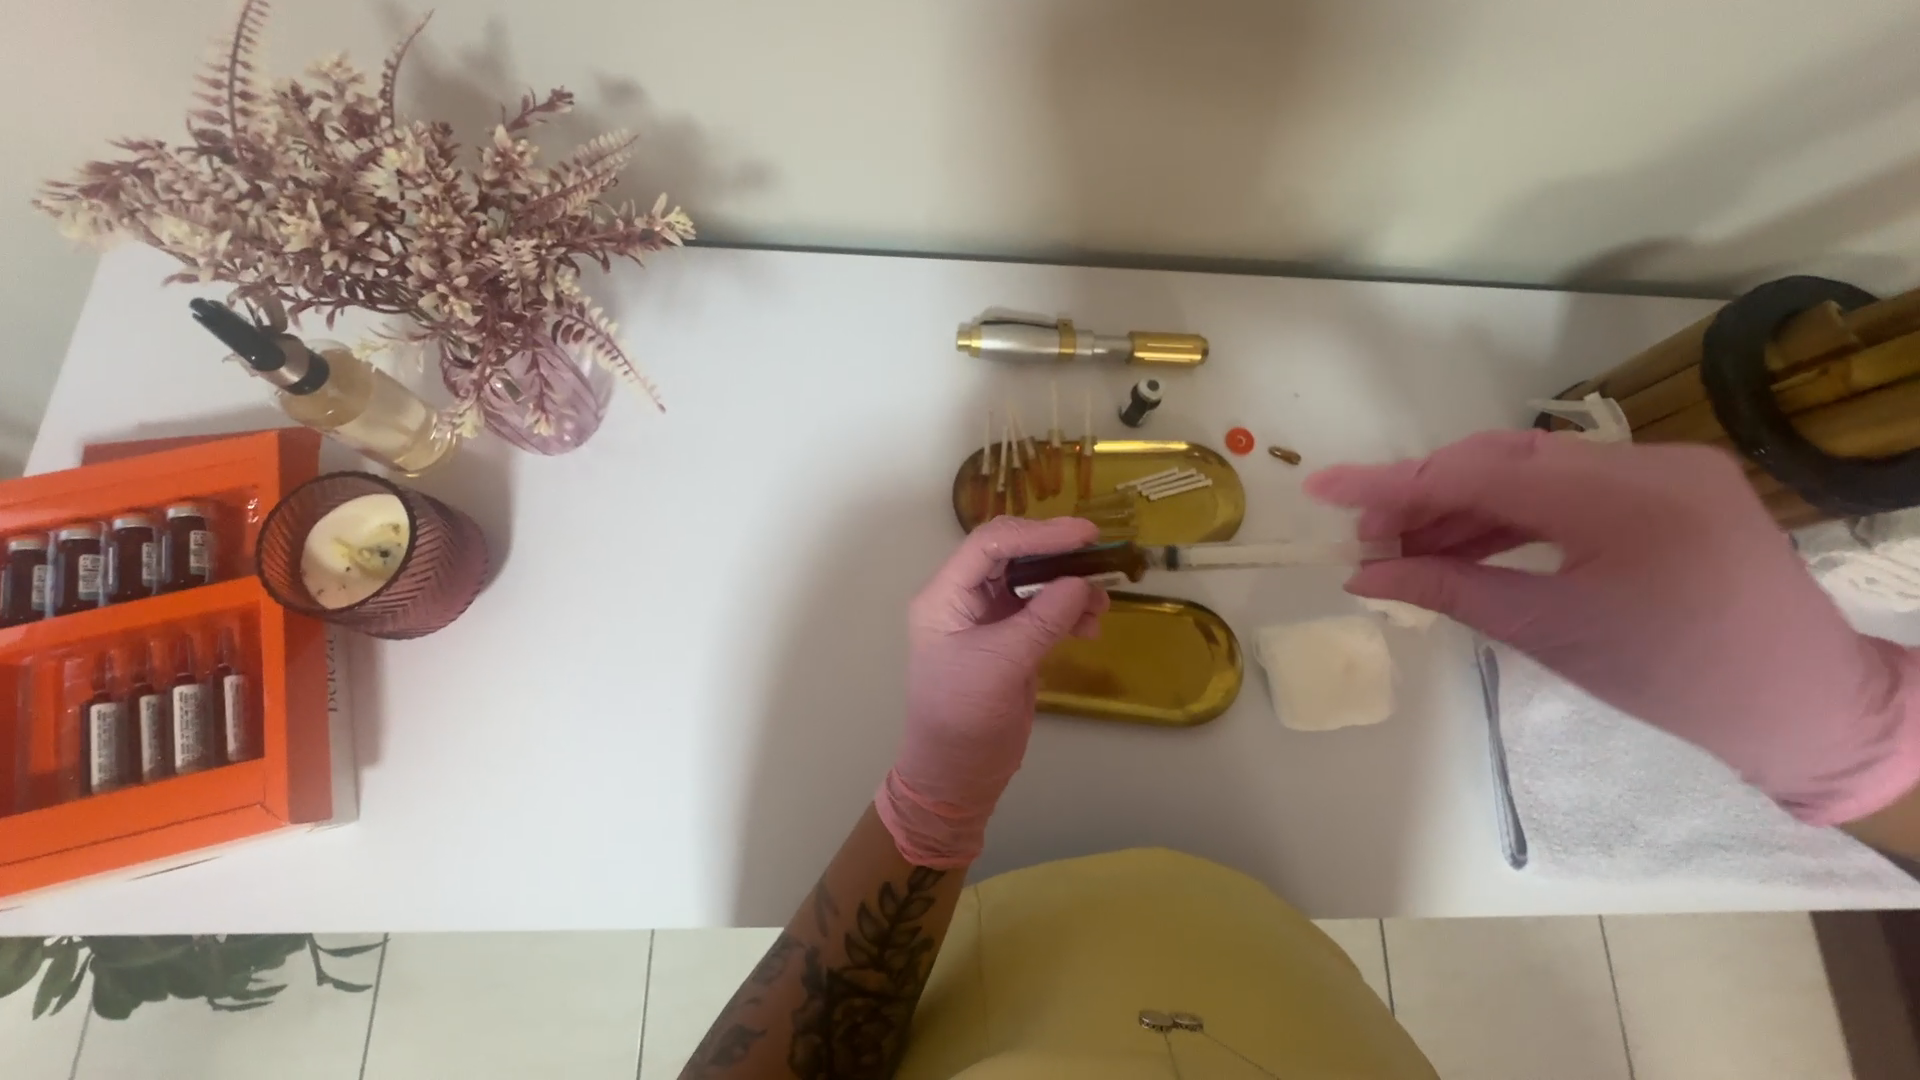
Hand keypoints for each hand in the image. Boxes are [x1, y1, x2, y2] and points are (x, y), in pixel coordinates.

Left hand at [876, 516, 1110, 866]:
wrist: (957, 774)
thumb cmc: (963, 719)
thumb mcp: (1001, 665)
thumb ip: (1041, 621)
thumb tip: (1080, 584)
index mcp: (945, 596)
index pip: (990, 545)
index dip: (1038, 532)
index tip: (1084, 534)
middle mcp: (964, 599)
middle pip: (1013, 556)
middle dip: (1056, 554)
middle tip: (1099, 554)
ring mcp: (988, 620)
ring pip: (1032, 584)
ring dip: (1069, 587)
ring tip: (1101, 606)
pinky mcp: (1010, 642)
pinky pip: (1043, 612)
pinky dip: (1069, 614)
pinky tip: (1090, 628)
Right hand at [1307, 429, 1919, 825]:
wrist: (1805, 704)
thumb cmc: (1675, 679)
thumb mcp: (1547, 632)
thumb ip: (1446, 589)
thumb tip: (1362, 576)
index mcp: (1625, 498)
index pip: (1478, 472)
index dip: (1390, 480)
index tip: (1322, 488)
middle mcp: (1646, 461)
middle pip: (1498, 460)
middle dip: (1421, 495)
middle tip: (1366, 539)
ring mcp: (1660, 467)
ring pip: (1525, 470)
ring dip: (1457, 507)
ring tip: (1403, 549)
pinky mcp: (1663, 485)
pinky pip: (1560, 487)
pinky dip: (1503, 515)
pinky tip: (1459, 545)